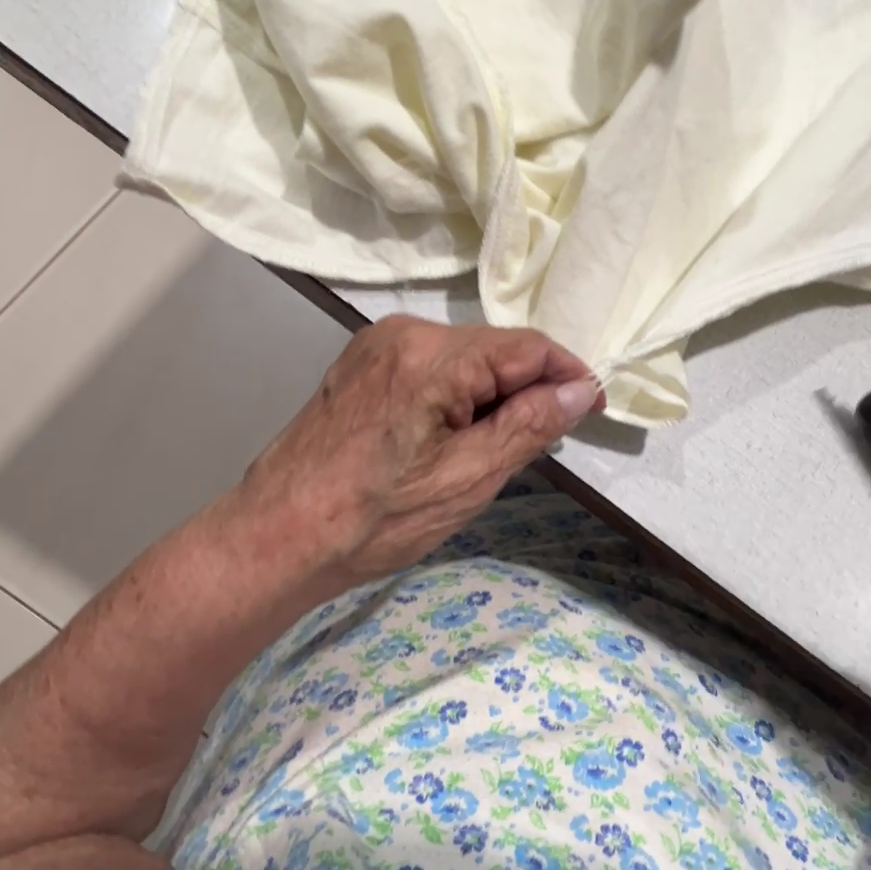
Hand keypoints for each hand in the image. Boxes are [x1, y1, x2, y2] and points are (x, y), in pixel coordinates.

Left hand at [228, 316, 601, 592]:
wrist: (277, 535)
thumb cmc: (375, 520)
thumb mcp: (467, 479)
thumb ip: (528, 426)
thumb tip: (579, 390)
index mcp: (431, 357)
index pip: (526, 347)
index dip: (568, 374)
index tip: (593, 408)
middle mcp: (403, 333)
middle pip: (494, 348)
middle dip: (527, 389)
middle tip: (540, 442)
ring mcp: (376, 346)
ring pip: (464, 358)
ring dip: (492, 395)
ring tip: (492, 449)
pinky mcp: (361, 365)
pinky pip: (432, 367)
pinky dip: (458, 395)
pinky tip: (452, 438)